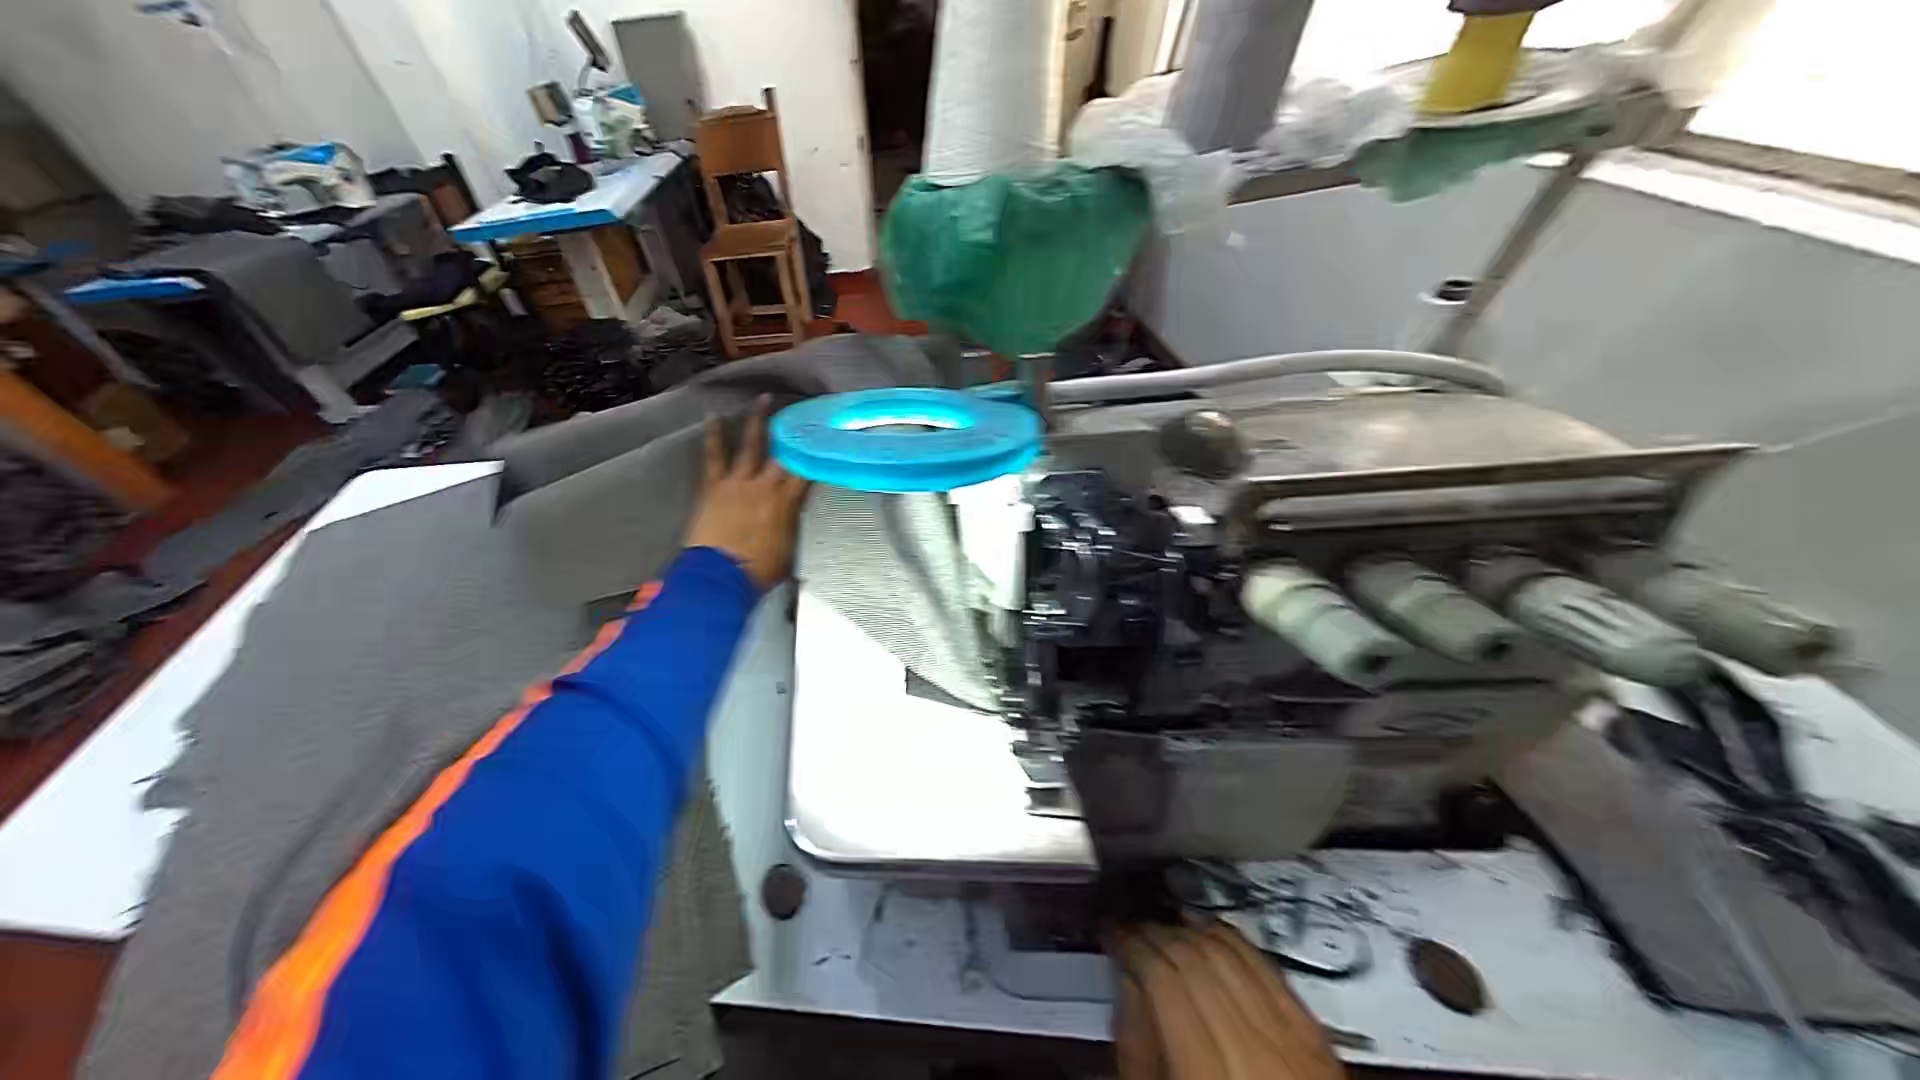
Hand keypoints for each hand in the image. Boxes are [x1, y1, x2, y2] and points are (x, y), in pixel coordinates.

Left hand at [684, 396, 809, 589]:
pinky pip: (715, 456)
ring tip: (764, 400)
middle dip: (795, 432)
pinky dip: (714, 436)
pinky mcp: (715, 486)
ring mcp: (739, 482)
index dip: (817, 455)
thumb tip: (795, 517)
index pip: (808, 472)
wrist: (720, 577)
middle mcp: (766, 485)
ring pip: (751, 445)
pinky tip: (712, 417)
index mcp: (788, 502)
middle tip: (803, 412)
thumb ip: (791, 527)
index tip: (826, 440)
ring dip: (758, 421)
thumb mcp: (788, 551)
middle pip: (785, 453)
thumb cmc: (758, 571)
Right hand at [1113, 920, 1343, 1079]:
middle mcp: (1254, 1055)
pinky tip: (1209, 932)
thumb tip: (1129, 978)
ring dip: (1190, 932)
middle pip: (1194, 963)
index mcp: (1205, 1077)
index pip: (1164, 982)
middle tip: (1131, 930)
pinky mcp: (1315, 1037)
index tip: (1111, 933)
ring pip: (1230, 956)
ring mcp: (1292, 1043)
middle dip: (1155, 935)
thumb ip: (1137, 1046)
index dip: (1132, 946)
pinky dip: (1233, 942)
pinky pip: (1267, 967)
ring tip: (1163, 928)